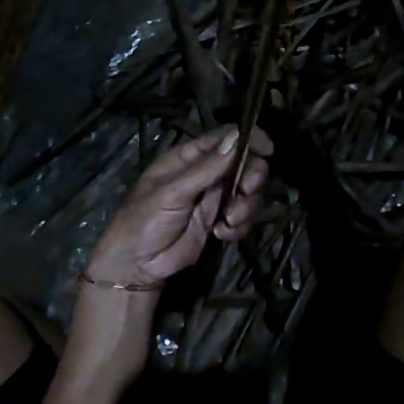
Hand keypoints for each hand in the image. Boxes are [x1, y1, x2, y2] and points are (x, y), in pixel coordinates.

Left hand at [84, 125, 274, 289]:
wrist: (136, 265)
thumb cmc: (144, 220)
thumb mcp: (173, 191)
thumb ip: (207, 167)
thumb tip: (237, 138)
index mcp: (189, 157)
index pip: (226, 138)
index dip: (249, 140)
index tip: (267, 150)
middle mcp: (206, 173)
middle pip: (245, 164)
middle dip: (251, 178)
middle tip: (246, 191)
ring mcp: (214, 198)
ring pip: (249, 193)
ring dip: (246, 207)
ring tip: (227, 222)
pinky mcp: (219, 222)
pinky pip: (243, 219)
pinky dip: (238, 227)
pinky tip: (221, 234)